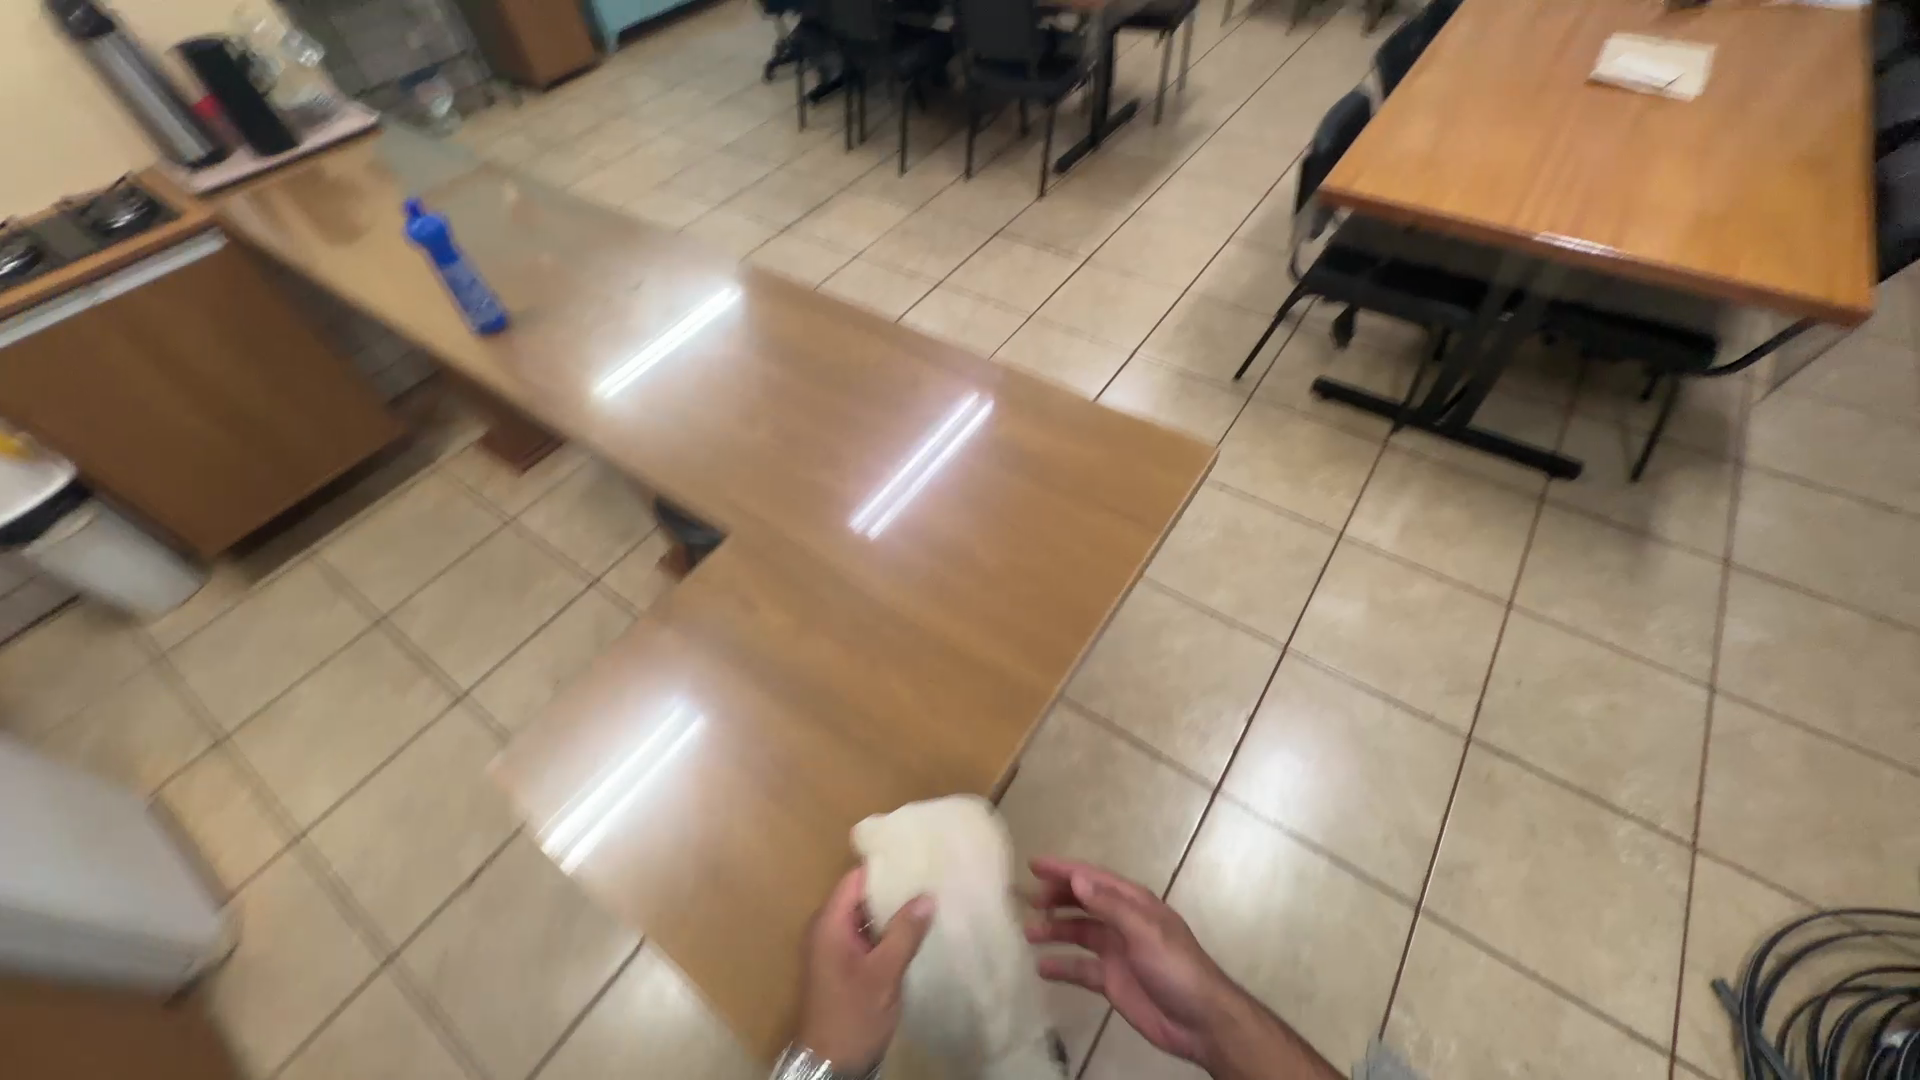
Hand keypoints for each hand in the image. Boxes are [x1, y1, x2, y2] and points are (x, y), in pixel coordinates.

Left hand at [795, 866, 935, 1071]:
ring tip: (928, 899)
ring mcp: (835, 950)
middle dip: (893, 888)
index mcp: (829, 924)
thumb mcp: (883, 975)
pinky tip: (915, 932)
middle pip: (862, 896)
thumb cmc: (852, 1016)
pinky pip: (867, 937)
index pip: (856, 879)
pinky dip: (888, 932)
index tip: (915, 856)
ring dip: (893, 912)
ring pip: (867, 918)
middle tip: (929, 877)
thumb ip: (904, 933)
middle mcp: (828, 930)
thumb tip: (927, 895)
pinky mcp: (845, 967)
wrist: (830, 1069)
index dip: (884, 866)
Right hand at [1024, 857, 1241, 1068]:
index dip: (1063, 870)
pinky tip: (1041, 968)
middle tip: (1027, 900)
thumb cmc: (1175, 967)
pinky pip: (1080, 968)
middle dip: (1055, 898)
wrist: (1201, 1022)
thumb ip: (1109, 906)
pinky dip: (1061, 965)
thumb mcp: (1144, 931)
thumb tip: (1076, 880)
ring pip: (1078, 933)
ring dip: (1054, 929)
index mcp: (1132, 903)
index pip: (1092, 878)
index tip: (1034, 865)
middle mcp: (1121, 921)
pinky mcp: (1112, 980)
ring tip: (1028, 932)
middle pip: (1082, 902)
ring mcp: (1116, 951)